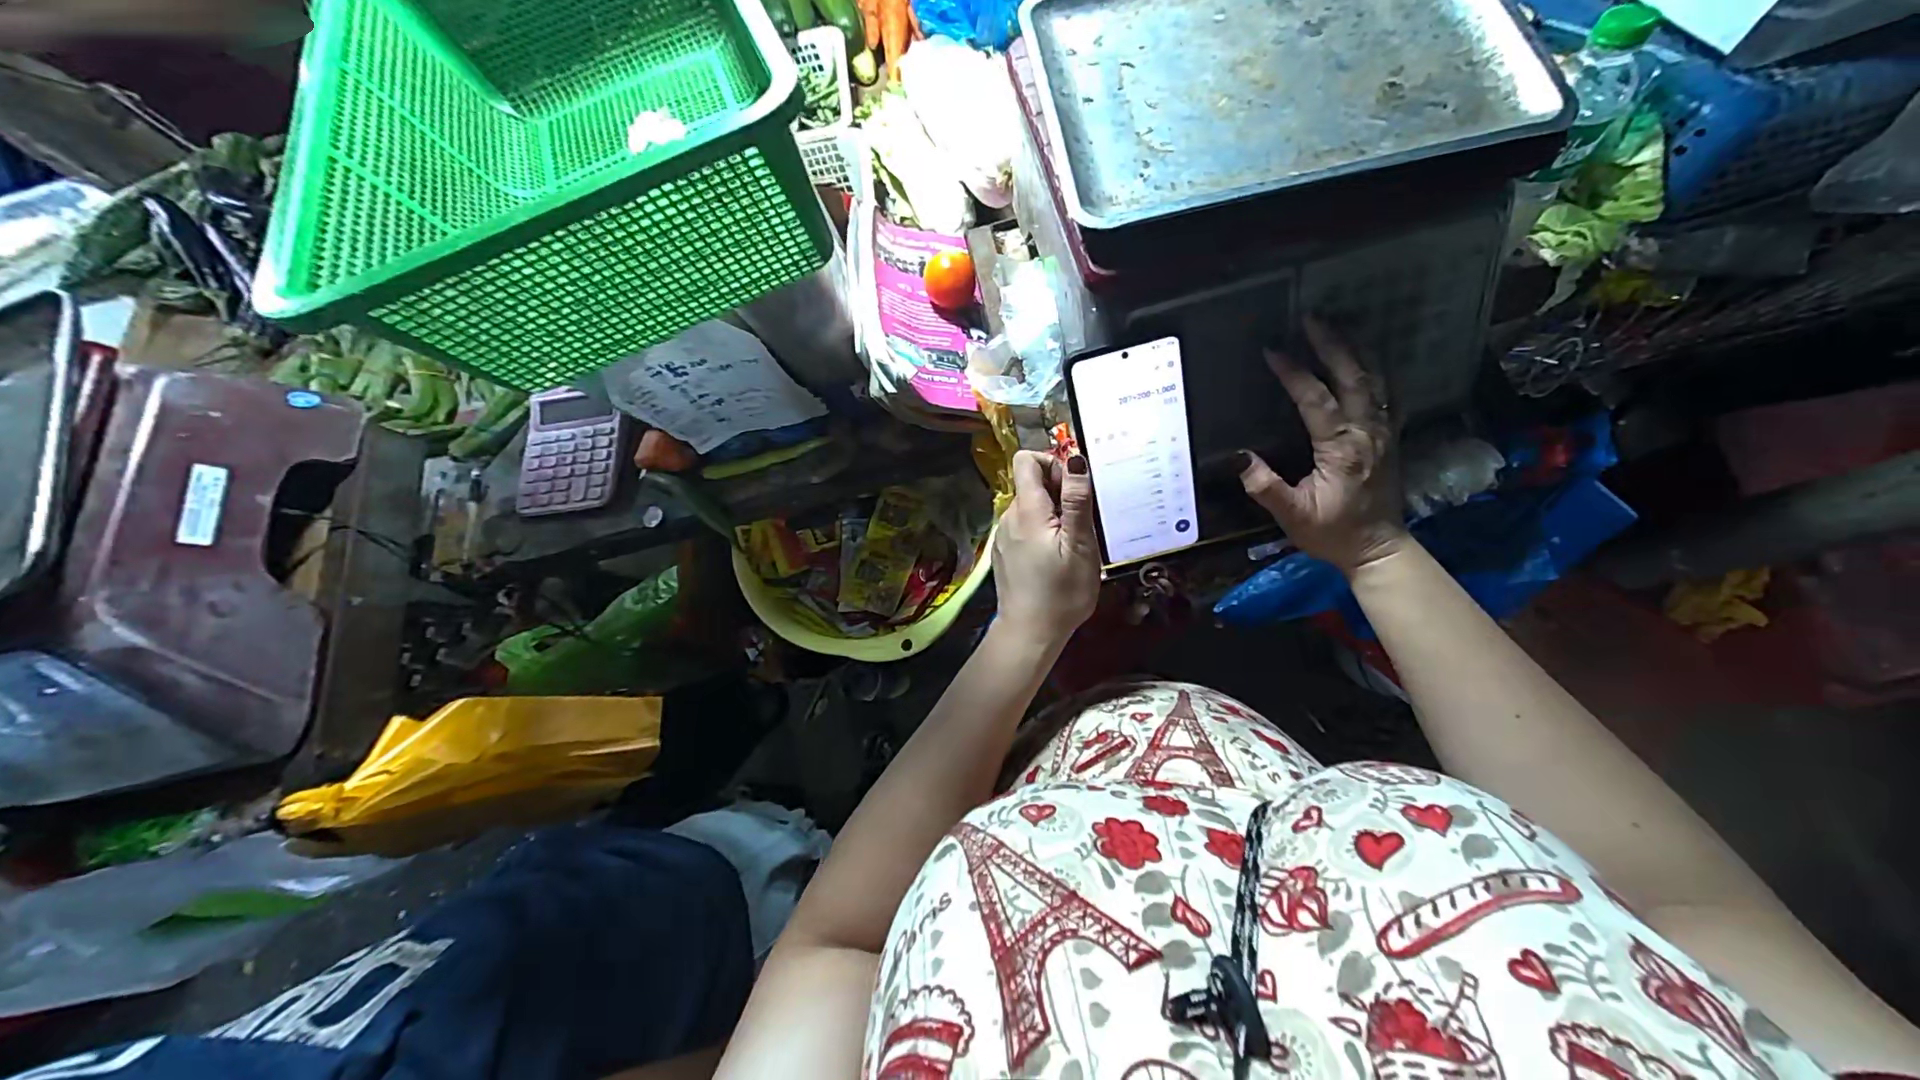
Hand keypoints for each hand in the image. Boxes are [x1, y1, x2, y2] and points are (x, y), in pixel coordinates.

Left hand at [992, 450, 1100, 647]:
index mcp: (1027, 510)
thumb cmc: (1061, 592)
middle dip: (1058, 491)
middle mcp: (1010, 516)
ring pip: (1030, 505)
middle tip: (1080, 521)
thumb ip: (1076, 500)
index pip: (1027, 460)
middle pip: (1030, 482)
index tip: (1075, 488)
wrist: (1030, 633)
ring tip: (1072, 542)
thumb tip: (1075, 459)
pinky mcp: (1006, 551)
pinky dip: (1042, 530)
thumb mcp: (1080, 545)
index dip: (1053, 462)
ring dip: (1053, 513)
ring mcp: (1004, 534)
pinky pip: (1025, 525)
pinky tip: (1056, 556)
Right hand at [1240, 318, 1409, 575]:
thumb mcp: (1293, 516)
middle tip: (1312, 319)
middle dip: (1333, 344)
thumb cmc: (1332, 533)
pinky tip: (1365, 360)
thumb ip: (1266, 487)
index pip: (1316, 400)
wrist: (1377, 548)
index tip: (1273, 351)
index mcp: (1341, 449)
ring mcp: (1382, 432)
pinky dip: (1376, 370)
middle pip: (1354, 377)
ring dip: (1357, 350)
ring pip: (1376, 379)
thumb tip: (1239, 458)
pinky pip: (1387, 393)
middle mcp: (1366, 432)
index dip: (1294, 373)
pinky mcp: (1389, 436)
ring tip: (1338, 328)